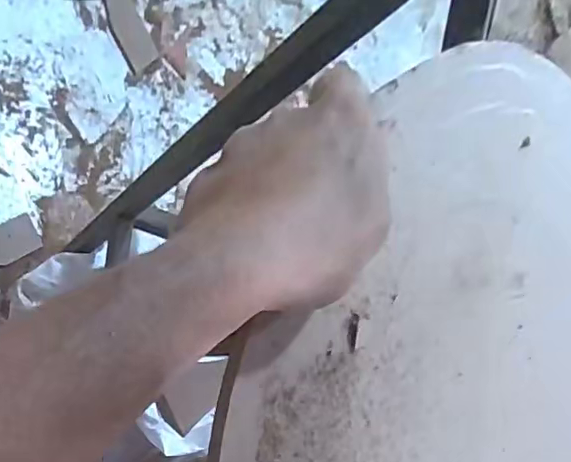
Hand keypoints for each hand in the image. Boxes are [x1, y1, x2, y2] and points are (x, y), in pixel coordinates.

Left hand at [175, 65, 389, 313]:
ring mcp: (236, 147)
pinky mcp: (202, 179)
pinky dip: (228, 210)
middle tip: (300, 208)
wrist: (232, 266)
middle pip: (294, 128)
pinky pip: (221, 189)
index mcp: (338, 121)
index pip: (343, 87)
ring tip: (262, 235)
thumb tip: (351, 169)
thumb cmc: (316, 246)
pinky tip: (232, 246)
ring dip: (259, 186)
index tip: (335, 144)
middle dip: (296, 158)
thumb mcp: (369, 227)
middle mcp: (284, 119)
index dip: (339, 111)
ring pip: (253, 158)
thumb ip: (366, 186)